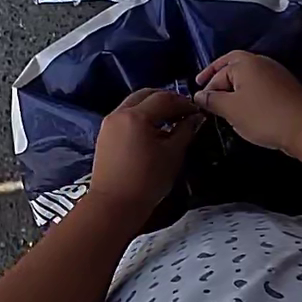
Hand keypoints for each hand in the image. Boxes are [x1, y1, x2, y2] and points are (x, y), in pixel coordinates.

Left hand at [87, 89, 203, 220]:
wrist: (114, 205)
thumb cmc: (147, 181)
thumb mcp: (173, 155)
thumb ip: (185, 131)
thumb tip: (195, 118)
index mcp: (136, 116)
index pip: (164, 99)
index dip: (183, 103)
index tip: (196, 112)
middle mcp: (119, 114)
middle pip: (146, 95)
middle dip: (166, 100)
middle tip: (183, 112)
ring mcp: (109, 124)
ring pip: (134, 104)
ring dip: (153, 108)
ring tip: (170, 122)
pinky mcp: (105, 135)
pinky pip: (126, 117)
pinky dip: (141, 117)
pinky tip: (153, 132)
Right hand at [193, 51, 301, 153]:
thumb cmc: (263, 116)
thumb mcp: (231, 110)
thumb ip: (212, 100)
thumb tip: (198, 95)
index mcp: (245, 63)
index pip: (218, 72)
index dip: (207, 88)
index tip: (199, 103)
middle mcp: (260, 62)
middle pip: (233, 64)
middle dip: (218, 76)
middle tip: (206, 88)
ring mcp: (276, 73)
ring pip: (248, 75)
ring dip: (234, 85)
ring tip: (224, 101)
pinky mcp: (285, 86)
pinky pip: (260, 84)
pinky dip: (248, 91)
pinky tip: (246, 106)